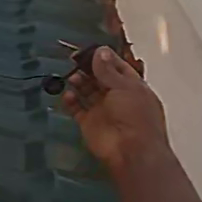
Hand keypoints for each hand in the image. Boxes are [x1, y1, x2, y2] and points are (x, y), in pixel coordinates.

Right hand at [62, 48, 168, 175]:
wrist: (131, 151)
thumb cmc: (134, 115)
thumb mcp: (125, 87)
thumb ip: (108, 70)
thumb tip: (99, 51)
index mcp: (132, 86)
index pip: (117, 67)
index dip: (104, 58)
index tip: (88, 50)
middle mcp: (117, 97)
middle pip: (100, 78)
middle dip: (88, 68)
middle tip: (74, 59)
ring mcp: (103, 110)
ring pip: (87, 91)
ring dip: (79, 83)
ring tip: (71, 76)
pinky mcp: (89, 123)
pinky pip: (77, 108)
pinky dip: (71, 101)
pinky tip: (67, 94)